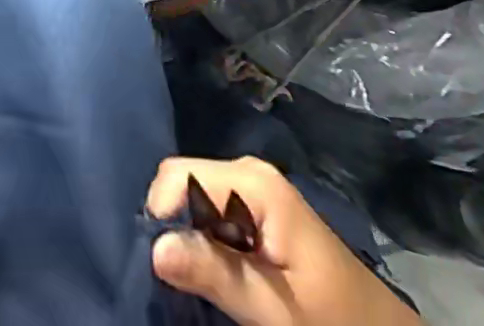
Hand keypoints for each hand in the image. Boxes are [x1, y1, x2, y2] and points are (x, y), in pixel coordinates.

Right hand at [147, 157, 419, 325]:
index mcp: (254, 184)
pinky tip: (219, 268)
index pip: (177, 175)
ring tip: (203, 277)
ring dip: (188, 235)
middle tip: (187, 277)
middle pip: (183, 181)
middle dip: (174, 225)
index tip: (166, 265)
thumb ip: (215, 273)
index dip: (163, 215)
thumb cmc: (328, 317)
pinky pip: (210, 207)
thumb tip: (155, 247)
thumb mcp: (271, 308)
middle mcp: (249, 171)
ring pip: (193, 196)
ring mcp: (253, 186)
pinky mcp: (255, 204)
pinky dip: (204, 237)